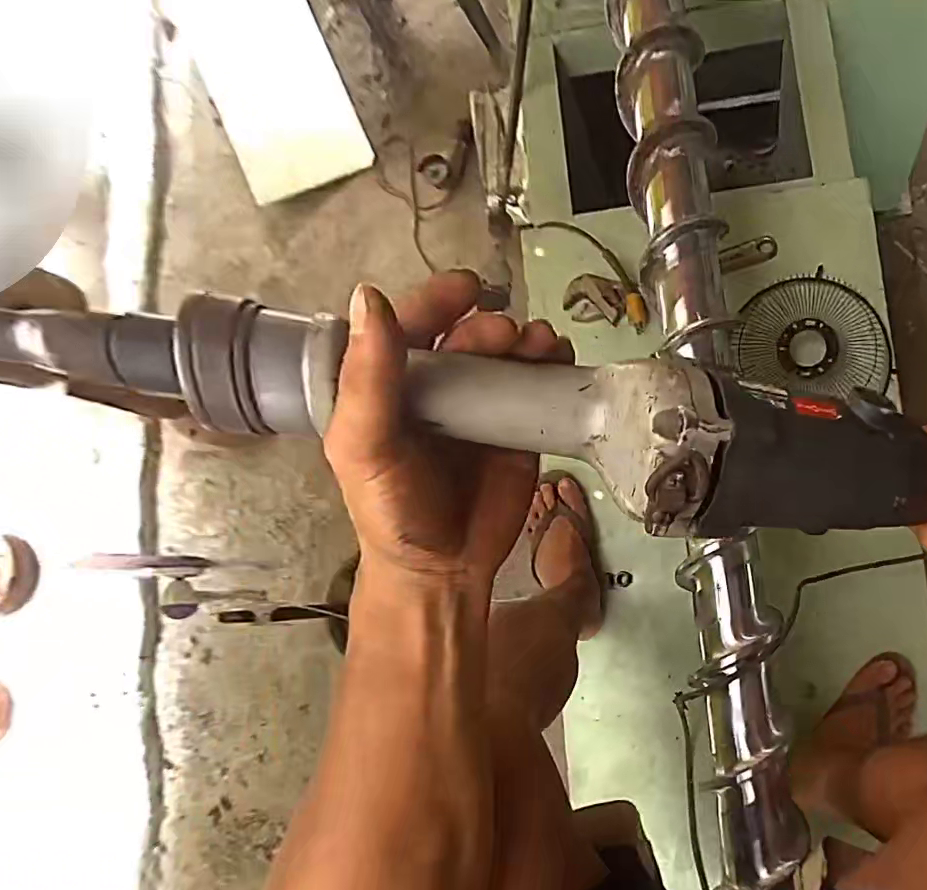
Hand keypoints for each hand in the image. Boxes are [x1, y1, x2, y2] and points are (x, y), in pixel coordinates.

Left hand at [325, 270, 574, 586]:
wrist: (444, 565)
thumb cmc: (392, 509)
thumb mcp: (363, 446)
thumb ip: (367, 378)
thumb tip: (371, 297)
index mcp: (393, 387)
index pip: (413, 330)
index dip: (436, 302)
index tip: (467, 288)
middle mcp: (442, 392)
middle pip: (470, 342)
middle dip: (491, 329)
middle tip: (509, 335)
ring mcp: (486, 413)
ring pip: (510, 363)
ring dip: (529, 344)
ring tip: (544, 343)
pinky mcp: (521, 435)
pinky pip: (539, 396)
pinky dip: (553, 374)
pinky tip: (562, 362)